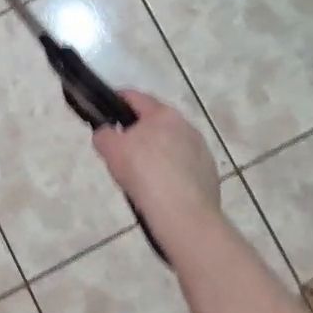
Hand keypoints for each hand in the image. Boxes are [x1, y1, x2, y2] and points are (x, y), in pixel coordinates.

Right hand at [93, 90, 220, 226]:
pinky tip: (163, 189)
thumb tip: (106, 133)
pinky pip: (185, 165)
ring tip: (143, 174)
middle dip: (138, 131)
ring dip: (158, 151)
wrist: (183, 214)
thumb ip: (103, 134)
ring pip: (172, 143)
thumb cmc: (144, 174)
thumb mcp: (110, 150)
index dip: (115, 101)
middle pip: (155, 121)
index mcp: (161, 114)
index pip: (134, 97)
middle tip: (122, 149)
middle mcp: (186, 125)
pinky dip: (173, 171)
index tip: (104, 112)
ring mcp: (202, 150)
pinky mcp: (210, 173)